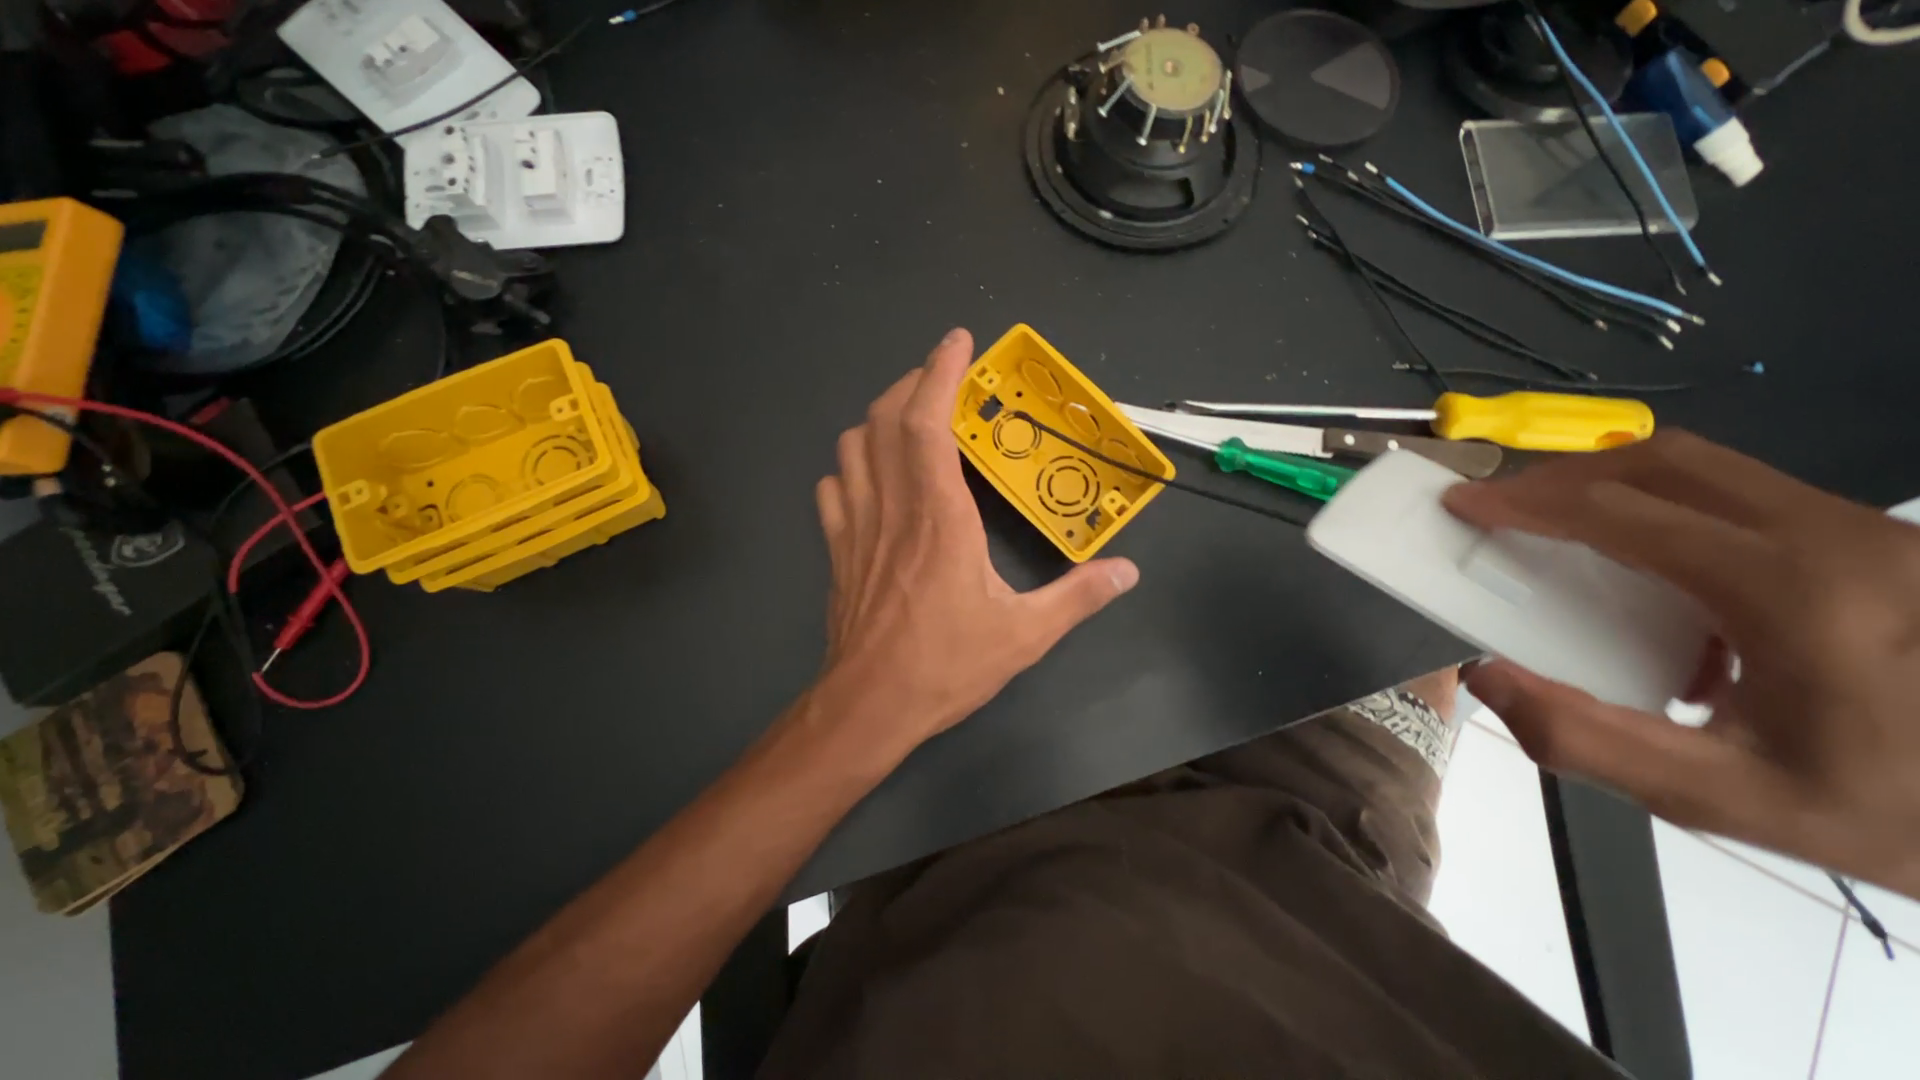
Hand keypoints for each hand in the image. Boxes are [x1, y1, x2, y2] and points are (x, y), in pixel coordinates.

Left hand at [809, 328, 1139, 757]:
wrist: (869, 705)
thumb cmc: (945, 665)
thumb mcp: (1025, 635)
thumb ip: (1078, 597)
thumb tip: (1128, 572)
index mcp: (940, 515)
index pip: (928, 422)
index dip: (939, 372)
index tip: (958, 341)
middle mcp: (893, 506)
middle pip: (884, 419)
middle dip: (911, 384)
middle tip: (942, 378)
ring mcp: (856, 526)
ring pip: (852, 446)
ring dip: (879, 419)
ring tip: (910, 419)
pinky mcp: (836, 549)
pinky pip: (833, 488)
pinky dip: (851, 467)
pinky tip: (872, 479)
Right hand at [1444, 432, 1919, 898]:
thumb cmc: (1897, 812)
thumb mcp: (1725, 799)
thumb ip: (1588, 741)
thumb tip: (1488, 677)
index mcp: (1795, 595)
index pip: (1626, 514)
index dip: (1529, 503)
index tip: (1464, 503)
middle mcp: (1838, 536)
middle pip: (1666, 462)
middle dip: (1565, 477)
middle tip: (1505, 509)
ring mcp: (1871, 529)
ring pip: (1710, 468)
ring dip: (1617, 486)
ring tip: (1563, 529)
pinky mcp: (1882, 539)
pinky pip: (1749, 495)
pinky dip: (1672, 509)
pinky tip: (1660, 575)